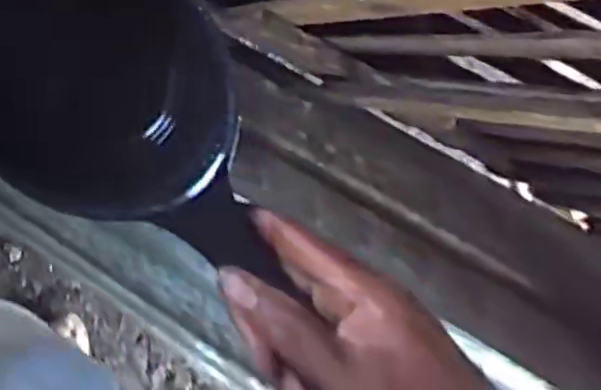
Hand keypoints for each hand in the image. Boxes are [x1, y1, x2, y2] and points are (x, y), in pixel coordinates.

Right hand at [220, 210, 486, 389]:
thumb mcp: (339, 375)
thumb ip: (282, 325)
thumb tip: (230, 275)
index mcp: (365, 289)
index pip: (292, 236)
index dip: (250, 226)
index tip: (213, 227)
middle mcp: (371, 301)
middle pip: (291, 282)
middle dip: (268, 319)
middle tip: (267, 360)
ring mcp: (381, 333)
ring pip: (303, 320)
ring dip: (287, 353)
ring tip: (294, 383)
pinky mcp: (387, 364)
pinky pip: (327, 347)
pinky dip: (311, 369)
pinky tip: (310, 386)